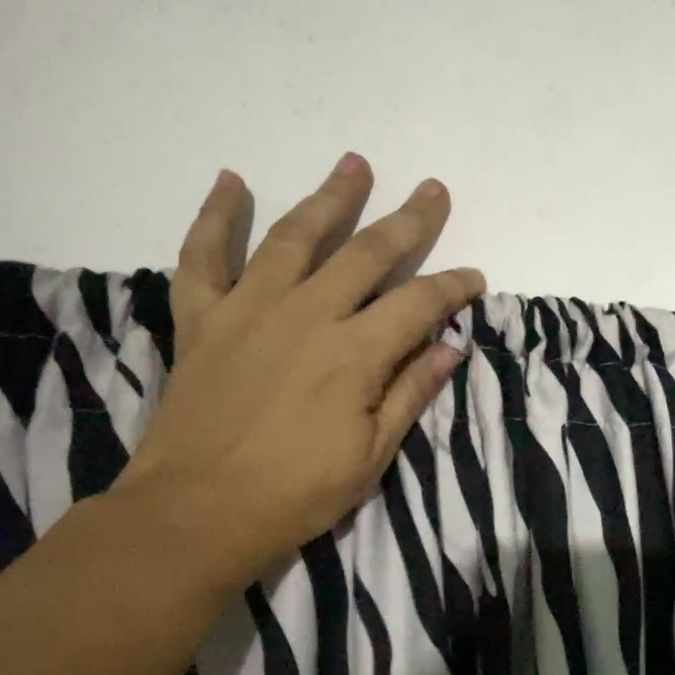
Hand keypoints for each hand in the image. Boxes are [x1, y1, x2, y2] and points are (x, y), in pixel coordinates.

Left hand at [109, 153, 484, 588]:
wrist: (200, 510)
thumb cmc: (300, 492)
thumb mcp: (372, 454)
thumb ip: (409, 393)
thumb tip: (449, 348)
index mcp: (355, 354)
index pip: (418, 304)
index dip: (451, 287)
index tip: (474, 277)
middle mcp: (306, 315)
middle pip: (365, 254)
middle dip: (406, 221)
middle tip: (432, 189)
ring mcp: (248, 310)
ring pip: (293, 238)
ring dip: (329, 199)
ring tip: (354, 164)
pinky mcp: (203, 319)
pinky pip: (203, 255)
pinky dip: (215, 217)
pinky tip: (232, 182)